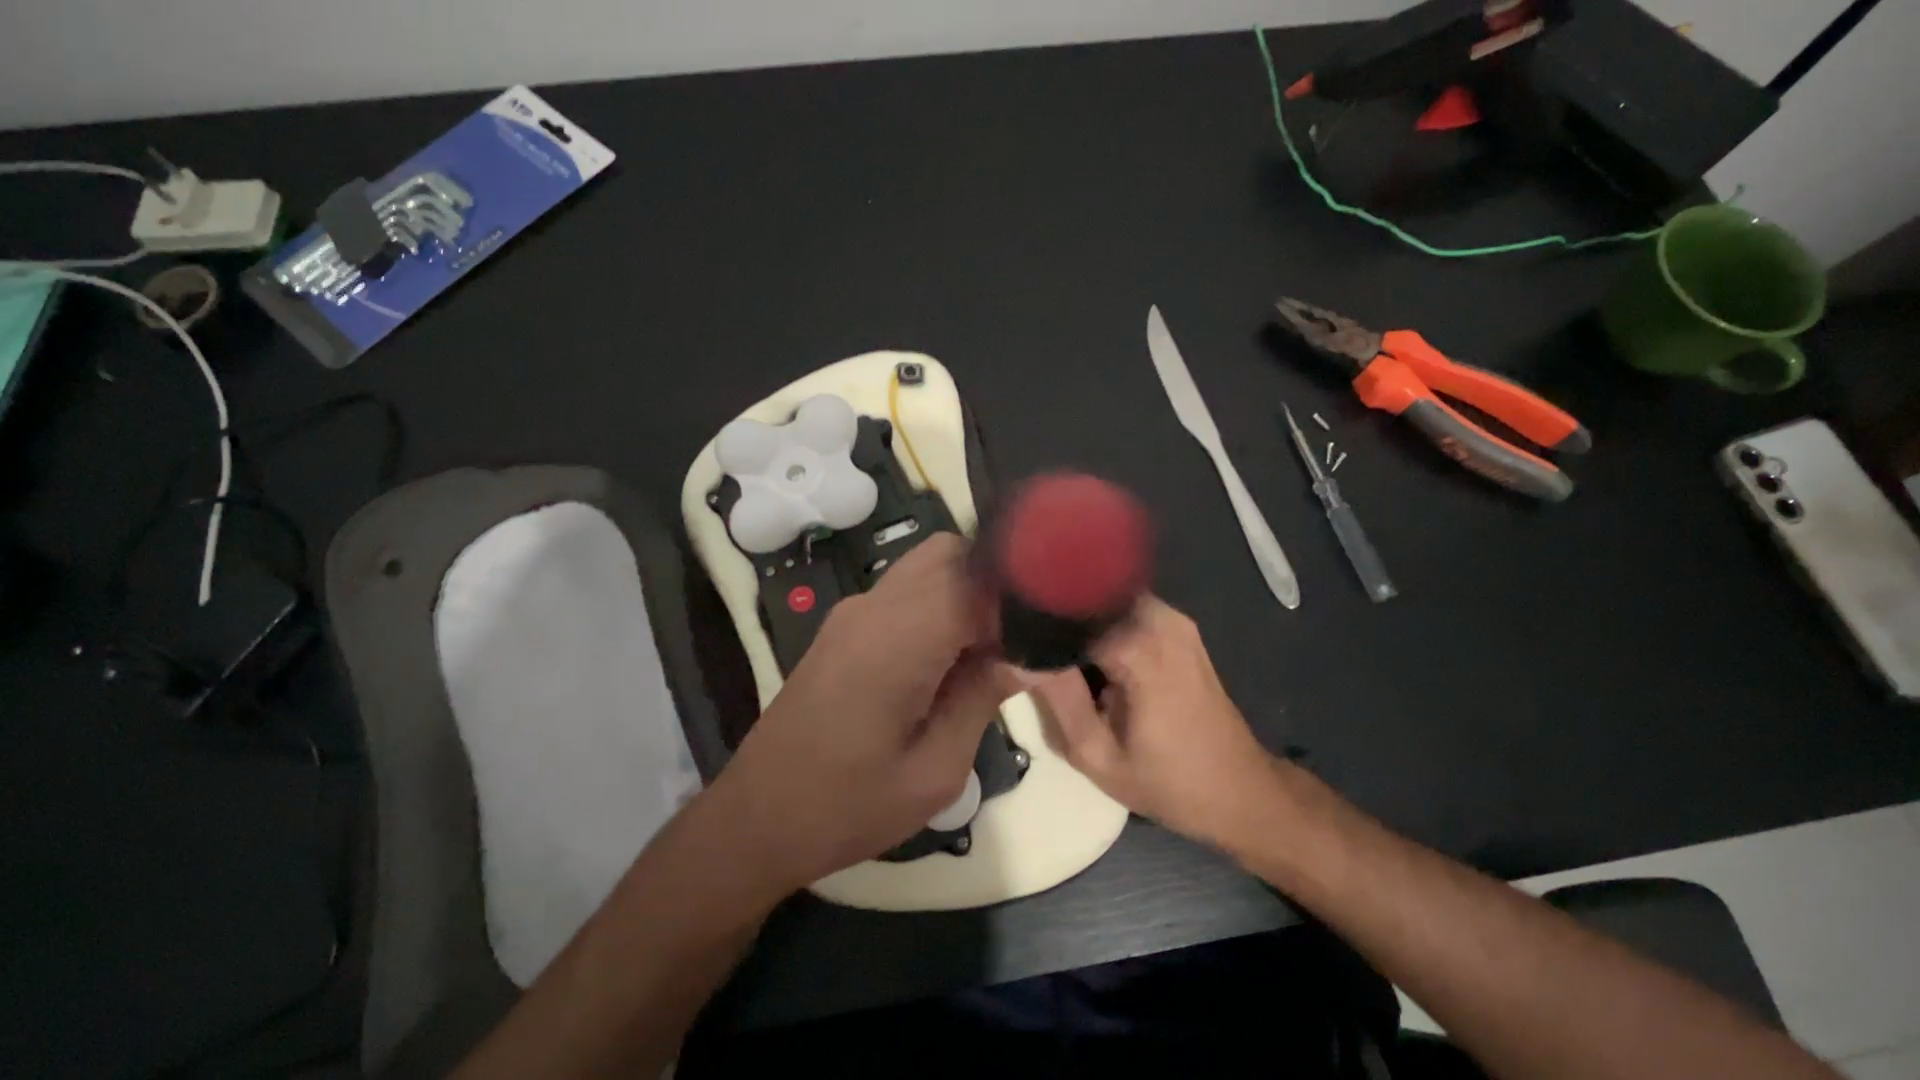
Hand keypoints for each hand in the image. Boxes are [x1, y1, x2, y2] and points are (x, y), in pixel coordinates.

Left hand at [703, 532, 1019, 894]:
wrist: (756, 819)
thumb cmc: (847, 807)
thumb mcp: (935, 771)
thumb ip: (983, 698)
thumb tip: (1027, 653)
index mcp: (896, 639)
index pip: (977, 578)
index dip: (1023, 594)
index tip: (1057, 624)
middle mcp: (872, 608)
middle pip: (951, 553)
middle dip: (998, 582)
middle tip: (1025, 638)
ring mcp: (852, 614)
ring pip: (928, 567)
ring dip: (969, 592)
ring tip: (995, 651)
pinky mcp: (843, 629)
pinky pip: (906, 592)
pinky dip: (941, 604)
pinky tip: (955, 657)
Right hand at [1031, 595, 1278, 849]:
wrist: (1240, 792)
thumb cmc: (1170, 782)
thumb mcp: (1097, 754)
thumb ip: (1055, 699)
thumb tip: (1012, 656)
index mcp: (1141, 646)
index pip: (1066, 612)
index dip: (1031, 626)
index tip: (1005, 643)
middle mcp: (1159, 618)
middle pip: (1085, 599)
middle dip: (1052, 619)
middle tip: (1021, 649)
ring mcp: (1174, 619)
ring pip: (1103, 603)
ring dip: (1075, 624)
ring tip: (1047, 654)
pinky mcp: (1179, 628)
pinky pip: (1124, 613)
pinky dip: (1099, 629)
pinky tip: (1083, 659)